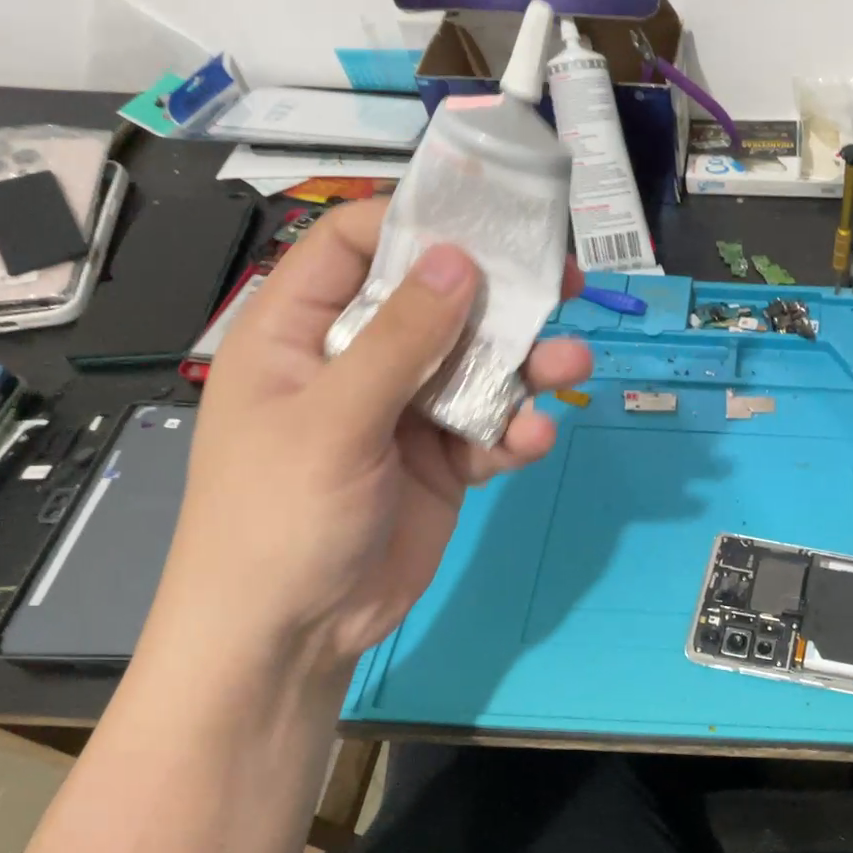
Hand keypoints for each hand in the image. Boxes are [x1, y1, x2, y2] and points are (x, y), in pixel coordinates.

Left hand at [146, 200, 591, 674]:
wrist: (293, 633)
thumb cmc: (281, 515)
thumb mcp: (333, 420)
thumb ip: (400, 340)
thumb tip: (459, 260)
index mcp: (302, 333)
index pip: (355, 248)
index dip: (416, 225)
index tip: (486, 219)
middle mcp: (358, 362)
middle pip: (436, 304)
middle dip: (498, 296)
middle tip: (562, 282)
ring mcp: (405, 413)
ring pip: (477, 368)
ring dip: (525, 367)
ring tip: (571, 367)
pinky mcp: (443, 460)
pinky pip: (490, 430)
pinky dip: (515, 432)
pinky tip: (531, 440)